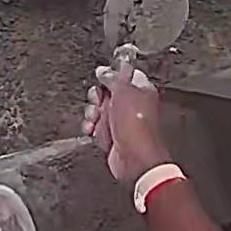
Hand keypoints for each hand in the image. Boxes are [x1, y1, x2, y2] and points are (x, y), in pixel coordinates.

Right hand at [81, 46, 170, 185]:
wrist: (134, 159)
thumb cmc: (135, 125)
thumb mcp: (123, 92)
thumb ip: (112, 78)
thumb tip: (103, 70)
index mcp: (140, 90)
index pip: (124, 74)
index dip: (111, 74)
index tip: (103, 77)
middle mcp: (131, 104)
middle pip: (106, 91)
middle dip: (96, 96)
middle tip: (98, 101)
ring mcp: (120, 120)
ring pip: (97, 108)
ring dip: (92, 112)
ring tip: (95, 118)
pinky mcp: (111, 134)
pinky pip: (94, 125)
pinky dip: (90, 126)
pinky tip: (92, 129)